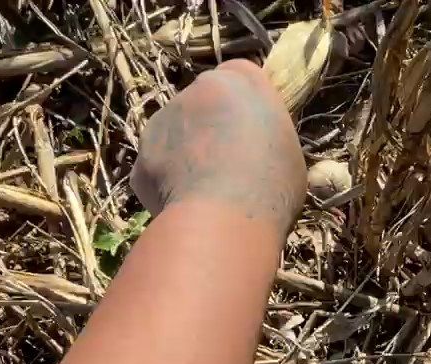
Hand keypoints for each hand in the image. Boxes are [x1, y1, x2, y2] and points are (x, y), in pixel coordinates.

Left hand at [133, 60, 304, 235]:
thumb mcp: (288, 157)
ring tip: (210, 199)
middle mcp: (196, 89)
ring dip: (188, 160)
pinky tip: (188, 212)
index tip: (253, 137)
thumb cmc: (272, 190)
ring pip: (176, 137)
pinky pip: (156, 171)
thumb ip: (265, 139)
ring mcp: (163, 121)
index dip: (246, 107)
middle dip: (211, 131)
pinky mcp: (142, 156)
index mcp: (241, 82)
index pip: (241, 78)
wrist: (224, 219)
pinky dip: (167, 189)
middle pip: (203, 105)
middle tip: (232, 173)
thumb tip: (251, 150)